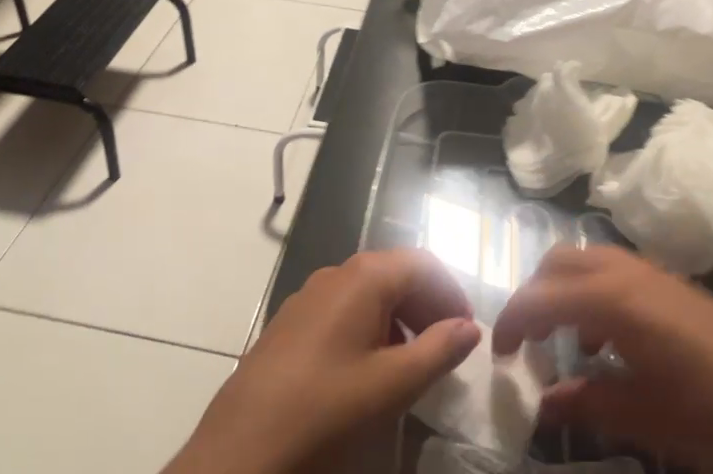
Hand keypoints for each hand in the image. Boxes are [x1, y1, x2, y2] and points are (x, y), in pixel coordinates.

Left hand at [164, 249, 480, 473]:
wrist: (242, 448)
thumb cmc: (327, 408)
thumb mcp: (393, 385)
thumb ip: (438, 351)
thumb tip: (469, 326)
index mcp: (363, 277)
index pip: (421, 264)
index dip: (450, 293)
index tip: (467, 332)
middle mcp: (334, 275)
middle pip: (394, 274)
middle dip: (426, 305)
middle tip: (446, 348)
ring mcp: (306, 298)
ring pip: (367, 294)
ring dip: (399, 319)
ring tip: (413, 364)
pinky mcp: (289, 325)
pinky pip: (341, 312)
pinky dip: (368, 330)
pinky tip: (369, 371)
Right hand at [494, 246, 712, 473]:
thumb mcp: (647, 417)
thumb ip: (588, 404)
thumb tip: (542, 403)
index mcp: (612, 300)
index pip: (539, 297)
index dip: (511, 322)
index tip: (499, 355)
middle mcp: (628, 272)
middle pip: (559, 264)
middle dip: (534, 296)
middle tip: (526, 344)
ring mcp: (655, 274)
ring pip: (588, 263)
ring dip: (565, 292)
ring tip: (564, 347)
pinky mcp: (676, 287)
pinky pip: (616, 274)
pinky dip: (595, 295)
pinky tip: (609, 345)